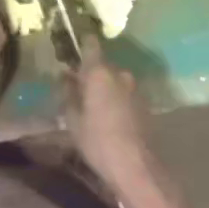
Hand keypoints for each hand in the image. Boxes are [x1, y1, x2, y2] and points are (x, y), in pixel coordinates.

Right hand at [64, 38, 153, 190]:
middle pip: (102, 66)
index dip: (81, 42)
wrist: (135, 165)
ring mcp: (135, 88)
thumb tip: (64, 77)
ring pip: (114, 80)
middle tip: (75, 86)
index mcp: (99, 73)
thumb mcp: (73, 119)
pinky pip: (124, 93)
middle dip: (90, 73)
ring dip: (103, 87)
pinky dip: (115, 98)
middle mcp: (120, 74)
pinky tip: (107, 116)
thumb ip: (68, 93)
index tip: (72, 44)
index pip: (90, 45)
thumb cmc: (97, 141)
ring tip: (91, 105)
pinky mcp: (144, 103)